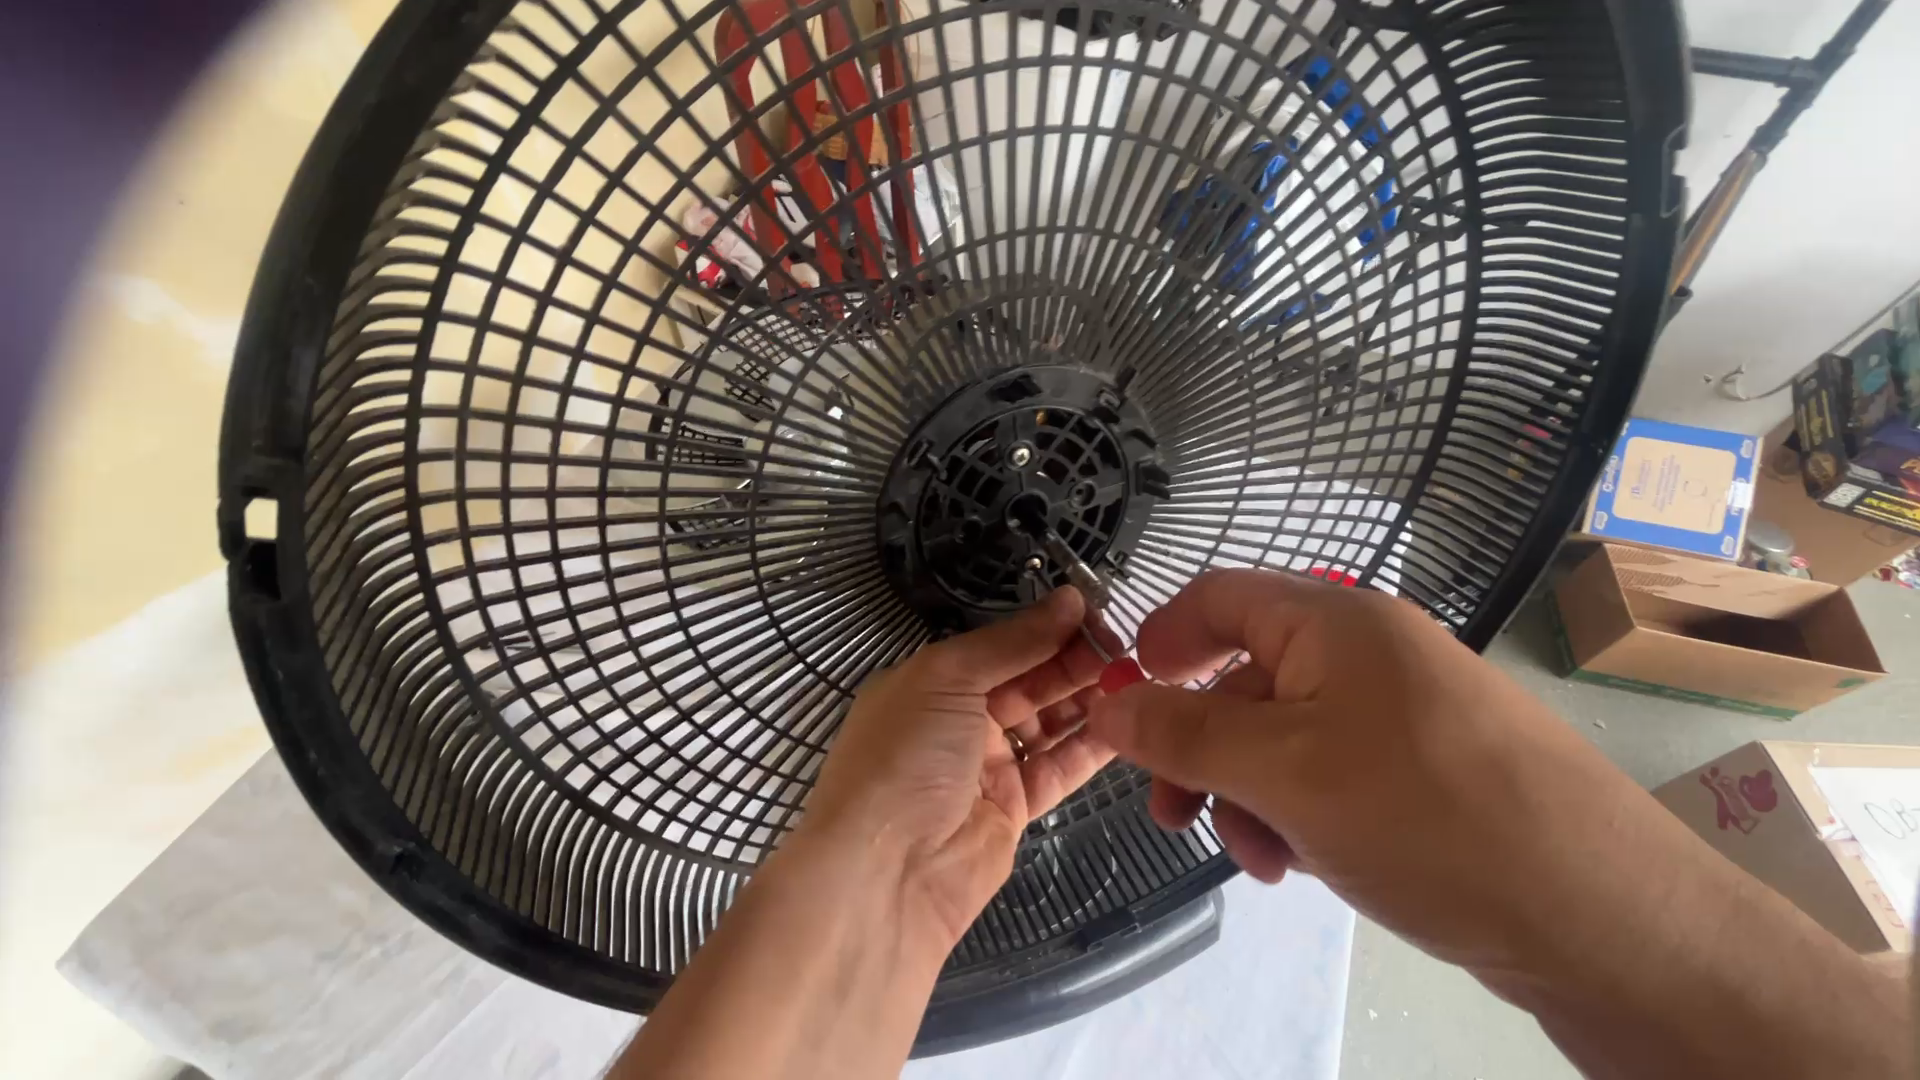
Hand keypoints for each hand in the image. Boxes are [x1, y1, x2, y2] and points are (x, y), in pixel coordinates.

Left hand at [801, 587, 1115, 944]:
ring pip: (1047, 722)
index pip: (1001, 646)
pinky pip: (1058, 768)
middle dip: (1074, 662)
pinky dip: (1090, 746)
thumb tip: (1070, 598)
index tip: (1097, 614)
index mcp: (932, 682)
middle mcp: (958, 719)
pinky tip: (1127, 723)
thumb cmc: (905, 755)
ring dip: (1087, 700)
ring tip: (1134, 680)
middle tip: (1125, 648)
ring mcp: (986, 766)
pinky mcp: (1013, 808)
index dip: (1047, 629)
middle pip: (1028, 681)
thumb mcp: (947, 678)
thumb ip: (1012, 641)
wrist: (886, 872)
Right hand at [1084, 569, 1701, 968]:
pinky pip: (1328, 771)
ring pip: (1282, 735)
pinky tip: (1304, 864)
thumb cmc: (1426, 817)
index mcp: (1334, 623)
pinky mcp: (1424, 769)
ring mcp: (1400, 712)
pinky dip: (1297, 811)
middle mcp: (1366, 653)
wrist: (1613, 924)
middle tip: (1173, 812)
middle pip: (1243, 676)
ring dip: (1247, 791)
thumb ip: (1181, 735)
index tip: (1126, 700)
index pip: (1218, 598)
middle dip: (1199, 746)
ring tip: (1258, 858)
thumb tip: (1103, 704)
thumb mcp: (1280, 773)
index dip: (1161, 640)